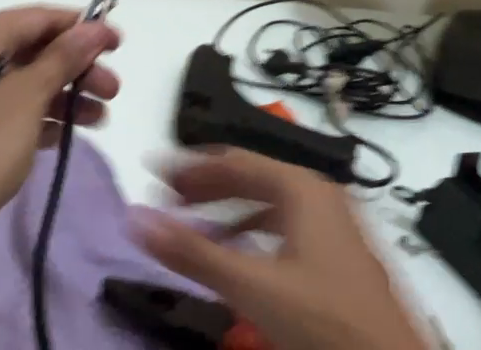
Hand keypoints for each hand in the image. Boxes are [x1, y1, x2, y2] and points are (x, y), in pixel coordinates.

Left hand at [0, 6, 121, 235]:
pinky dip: (33, 113)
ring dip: (60, 94)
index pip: (36, 17)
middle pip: (28, 49)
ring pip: (17, 80)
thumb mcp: (28, 97)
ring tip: (99, 119)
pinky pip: (0, 104)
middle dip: (74, 69)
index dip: (81, 28)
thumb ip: (64, 57)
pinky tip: (63, 135)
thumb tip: (95, 28)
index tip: (117, 44)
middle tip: (112, 90)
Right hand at [135, 148, 438, 349]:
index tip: (153, 173)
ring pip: (270, 202)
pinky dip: (254, 232)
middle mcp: (320, 195)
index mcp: (301, 188)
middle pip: (253, 177)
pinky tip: (242, 257)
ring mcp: (336, 224)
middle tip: (168, 200)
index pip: (233, 160)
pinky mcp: (342, 254)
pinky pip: (287, 226)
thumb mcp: (252, 286)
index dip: (189, 166)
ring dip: (229, 211)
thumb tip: (138, 219)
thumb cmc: (325, 320)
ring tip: (196, 229)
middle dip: (207, 186)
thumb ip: (193, 253)